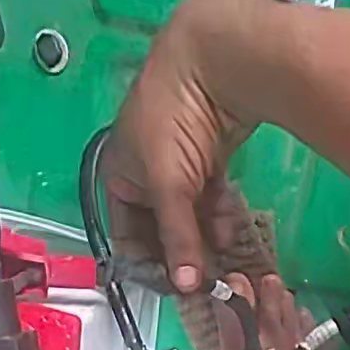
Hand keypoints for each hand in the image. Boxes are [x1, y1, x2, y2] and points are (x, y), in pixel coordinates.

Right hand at [105, 0, 262, 292]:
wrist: (212, 61)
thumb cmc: (172, 121)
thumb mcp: (169, 187)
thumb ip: (178, 239)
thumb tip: (185, 286)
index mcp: (118, 178)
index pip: (129, 237)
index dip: (150, 264)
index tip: (174, 288)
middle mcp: (144, 176)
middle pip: (163, 231)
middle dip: (184, 254)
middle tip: (205, 280)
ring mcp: (177, 168)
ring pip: (190, 217)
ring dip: (206, 239)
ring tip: (222, 259)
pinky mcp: (207, 161)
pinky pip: (210, 200)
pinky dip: (219, 216)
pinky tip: (231, 231)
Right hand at [222, 272, 336, 349]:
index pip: (236, 338)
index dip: (234, 309)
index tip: (232, 284)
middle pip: (267, 328)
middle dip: (264, 301)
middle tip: (260, 278)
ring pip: (293, 332)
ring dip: (287, 310)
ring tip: (281, 290)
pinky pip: (318, 346)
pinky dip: (310, 331)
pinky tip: (307, 319)